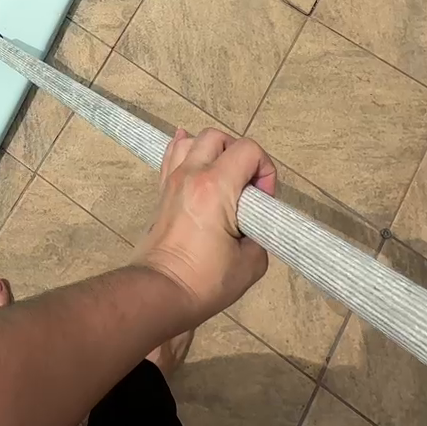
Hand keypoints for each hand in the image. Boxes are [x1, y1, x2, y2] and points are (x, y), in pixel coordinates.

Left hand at [133, 128, 278, 328]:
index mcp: (215, 186)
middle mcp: (191, 173)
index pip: (247, 150)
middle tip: (247, 188)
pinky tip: (195, 155)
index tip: (263, 199)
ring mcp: (172, 177)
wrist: (161, 288)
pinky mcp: (162, 188)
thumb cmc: (207, 279)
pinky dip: (186, 148)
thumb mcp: (251, 263)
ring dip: (214, 151)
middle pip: (218, 137)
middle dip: (241, 155)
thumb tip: (251, 220)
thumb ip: (260, 232)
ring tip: (225, 177)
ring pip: (193, 139)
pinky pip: (171, 153)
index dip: (265, 170)